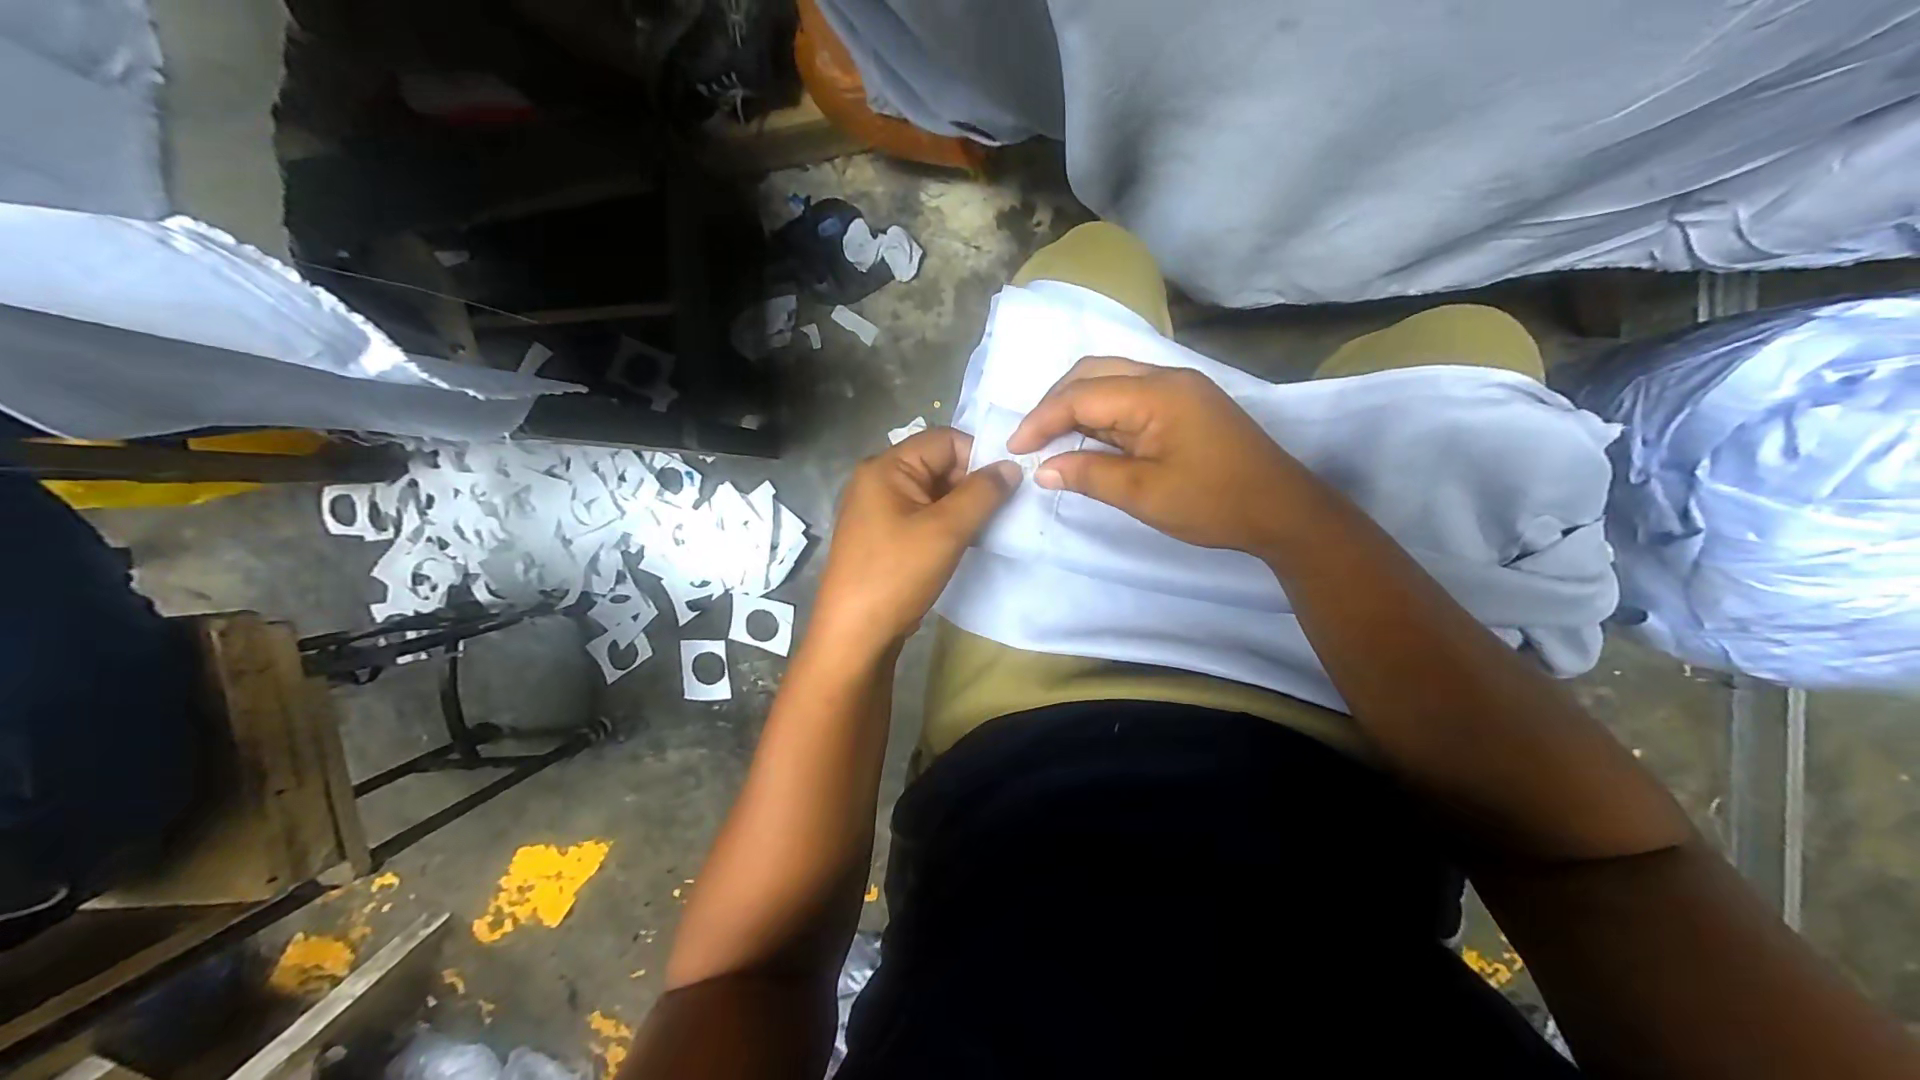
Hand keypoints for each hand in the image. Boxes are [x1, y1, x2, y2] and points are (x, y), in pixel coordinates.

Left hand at [811, 427, 1019, 650]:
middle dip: (972, 483)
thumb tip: (1011, 466)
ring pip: (933, 493)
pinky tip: (964, 544)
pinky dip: (946, 524)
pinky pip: (922, 516)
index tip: (1007, 485)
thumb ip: (982, 492)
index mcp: (885, 467)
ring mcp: (877, 510)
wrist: (855, 634)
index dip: (979, 456)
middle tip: (1000, 512)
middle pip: (937, 463)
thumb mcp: (946, 530)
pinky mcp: (882, 536)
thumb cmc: (897, 574)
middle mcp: (877, 480)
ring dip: (961, 507)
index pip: (944, 439)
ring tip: (985, 530)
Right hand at [1006, 356, 1312, 555]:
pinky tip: (1090, 440)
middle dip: (1055, 402)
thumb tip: (1044, 468)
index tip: (1014, 447)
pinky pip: (1132, 396)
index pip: (1082, 394)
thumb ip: (1090, 475)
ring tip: (1053, 440)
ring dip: (1078, 406)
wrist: (1285, 511)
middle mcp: (1167, 377)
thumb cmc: (1215, 503)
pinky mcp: (1187, 404)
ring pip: (1112, 381)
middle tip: (1031, 438)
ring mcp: (1180, 388)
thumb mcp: (1144, 494)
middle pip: (1094, 372)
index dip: (1042, 419)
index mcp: (1157, 394)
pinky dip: (1103, 414)